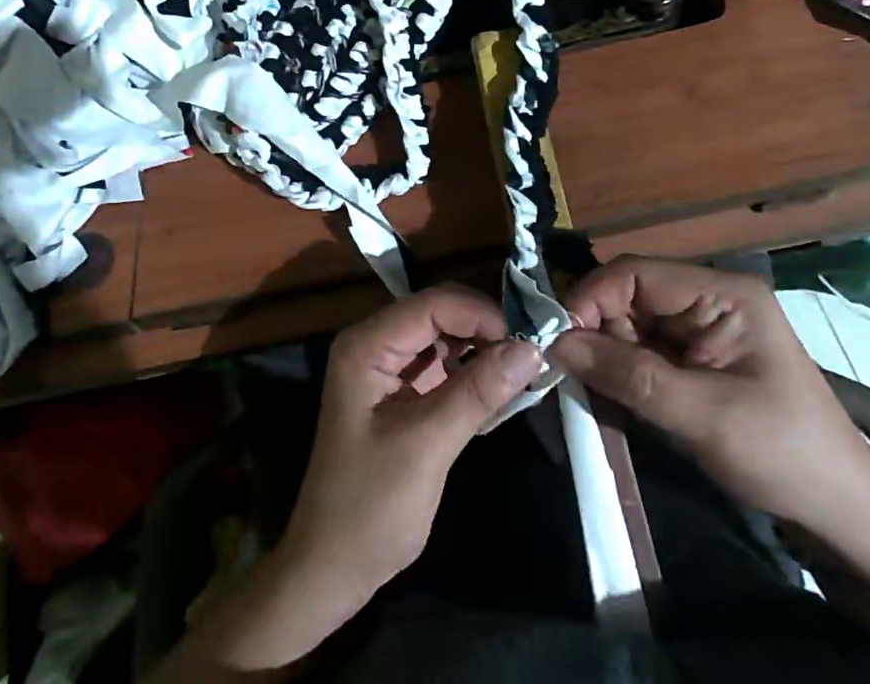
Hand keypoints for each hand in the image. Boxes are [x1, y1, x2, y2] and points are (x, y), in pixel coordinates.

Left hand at [154, 287, 541, 678]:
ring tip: (529, 365)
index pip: (432, 305)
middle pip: (440, 312)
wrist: (334, 564)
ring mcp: (388, 368)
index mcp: (366, 346)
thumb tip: (532, 349)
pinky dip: (476, 370)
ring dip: (485, 347)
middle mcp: (375, 345)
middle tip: (535, 352)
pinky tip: (505, 384)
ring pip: (446, 336)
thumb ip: (477, 392)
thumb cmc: (370, 507)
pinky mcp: (404, 391)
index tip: (529, 342)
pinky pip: (446, 364)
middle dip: (487, 326)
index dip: (481, 314)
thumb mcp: (427, 446)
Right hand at [548, 256, 869, 588]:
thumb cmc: (781, 453)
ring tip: (589, 391)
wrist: (839, 510)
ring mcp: (699, 329)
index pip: (634, 273)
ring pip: (626, 325)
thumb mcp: (701, 414)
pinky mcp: (692, 358)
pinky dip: (617, 372)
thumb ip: (626, 374)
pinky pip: (638, 352)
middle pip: (626, 297)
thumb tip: (554, 344)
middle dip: (594, 332)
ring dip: (603, 356)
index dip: (589, 299)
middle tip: (570, 375)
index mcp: (722, 294)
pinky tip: (610, 397)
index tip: (558, 342)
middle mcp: (707, 300)